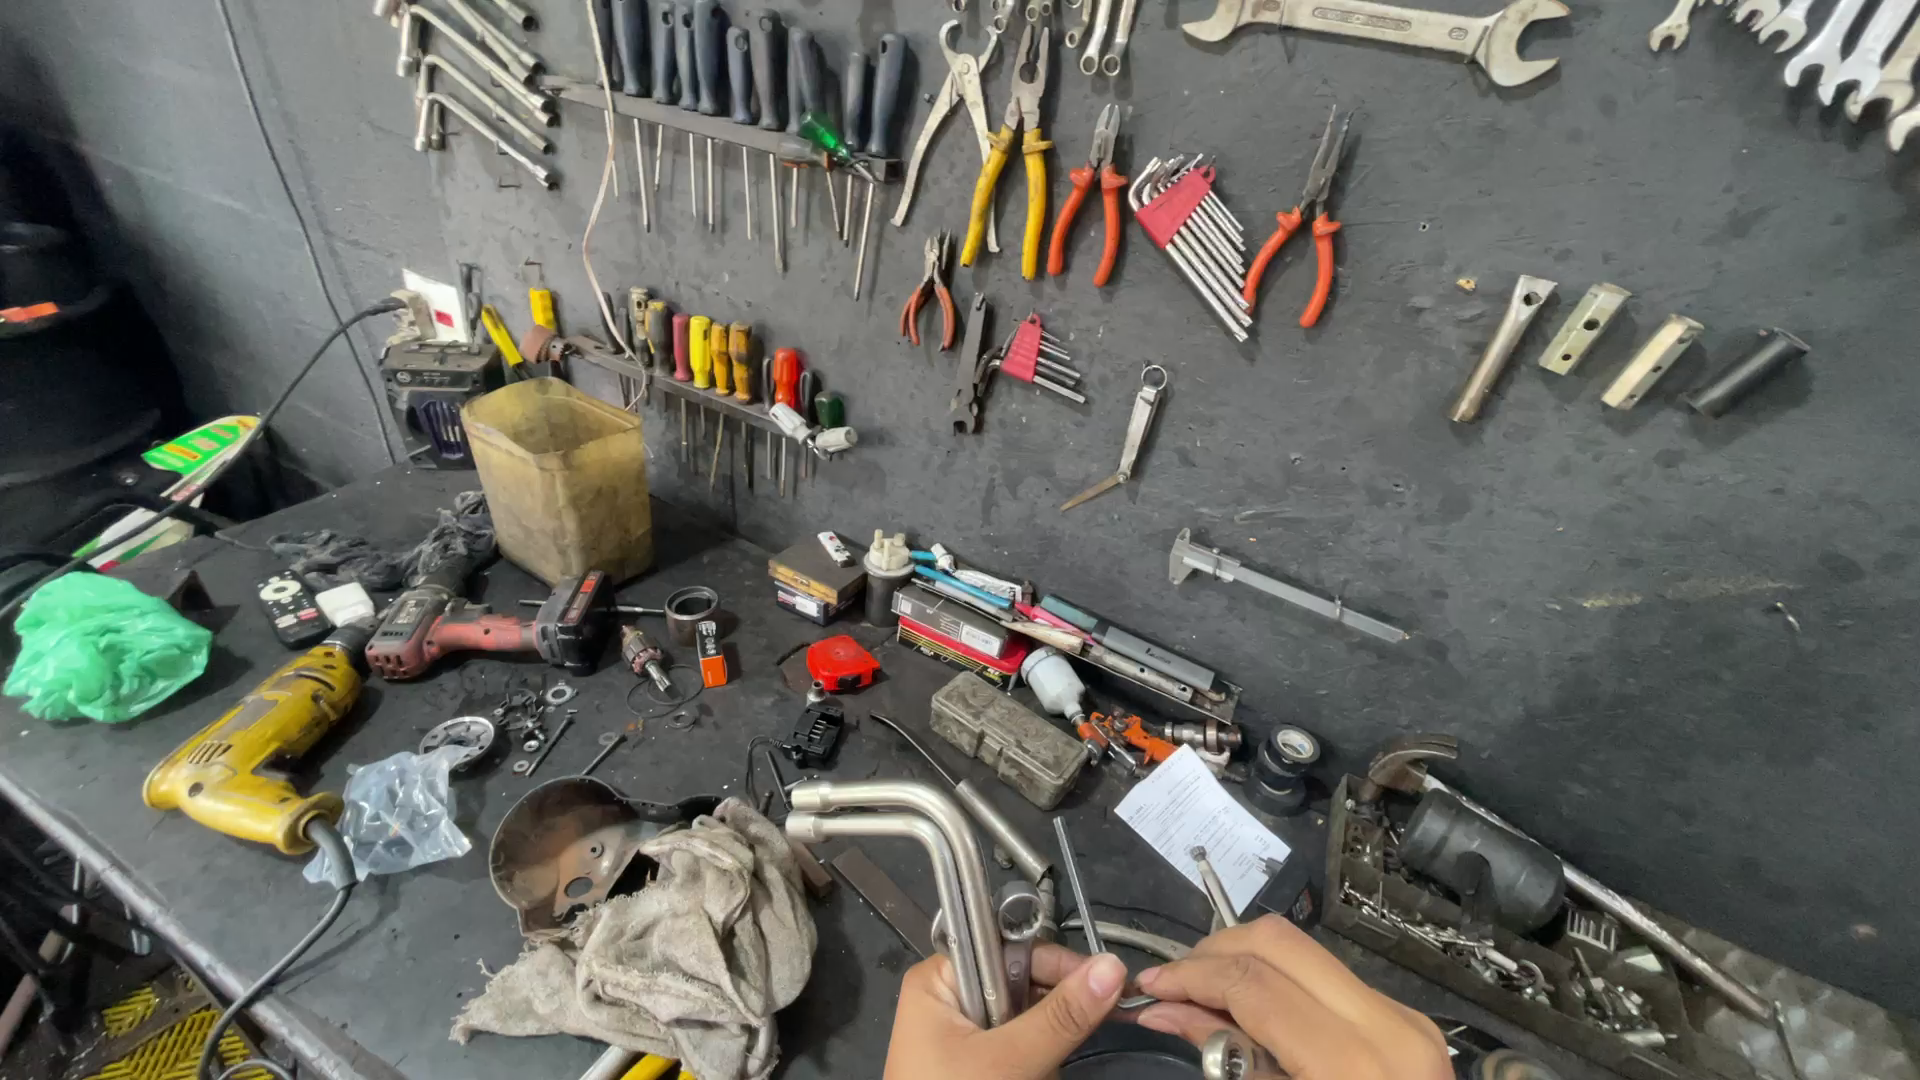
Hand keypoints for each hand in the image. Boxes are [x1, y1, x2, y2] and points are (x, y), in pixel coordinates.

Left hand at [884, 944, 1126, 1079]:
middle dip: (1051, 1011)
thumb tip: (1112, 965)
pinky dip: (1035, 1064)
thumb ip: (1059, 1016)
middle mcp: (948, 995)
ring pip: (1023, 1018)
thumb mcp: (1007, 1061)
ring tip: (1046, 1069)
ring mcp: (960, 1033)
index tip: (1106, 976)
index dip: (1055, 959)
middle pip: (1018, 981)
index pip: (1006, 946)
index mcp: (939, 976)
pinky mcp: (974, 1064)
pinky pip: (1016, 1047)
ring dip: (1045, 1046)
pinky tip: (1038, 1075)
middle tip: (1099, 1020)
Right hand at [1129, 916, 1450, 1079]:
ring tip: (1208, 991)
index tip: (1151, 985)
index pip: (1251, 982)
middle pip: (1274, 941)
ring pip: (1298, 946)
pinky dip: (1276, 975)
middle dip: (1212, 952)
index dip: (1190, 976)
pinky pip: (1323, 971)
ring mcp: (1401, 1016)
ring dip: (1241, 957)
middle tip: (1177, 983)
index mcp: (1354, 1064)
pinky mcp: (1403, 1017)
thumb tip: (1162, 1009)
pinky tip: (1254, 1005)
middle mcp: (1386, 1023)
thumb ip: (1224, 1057)